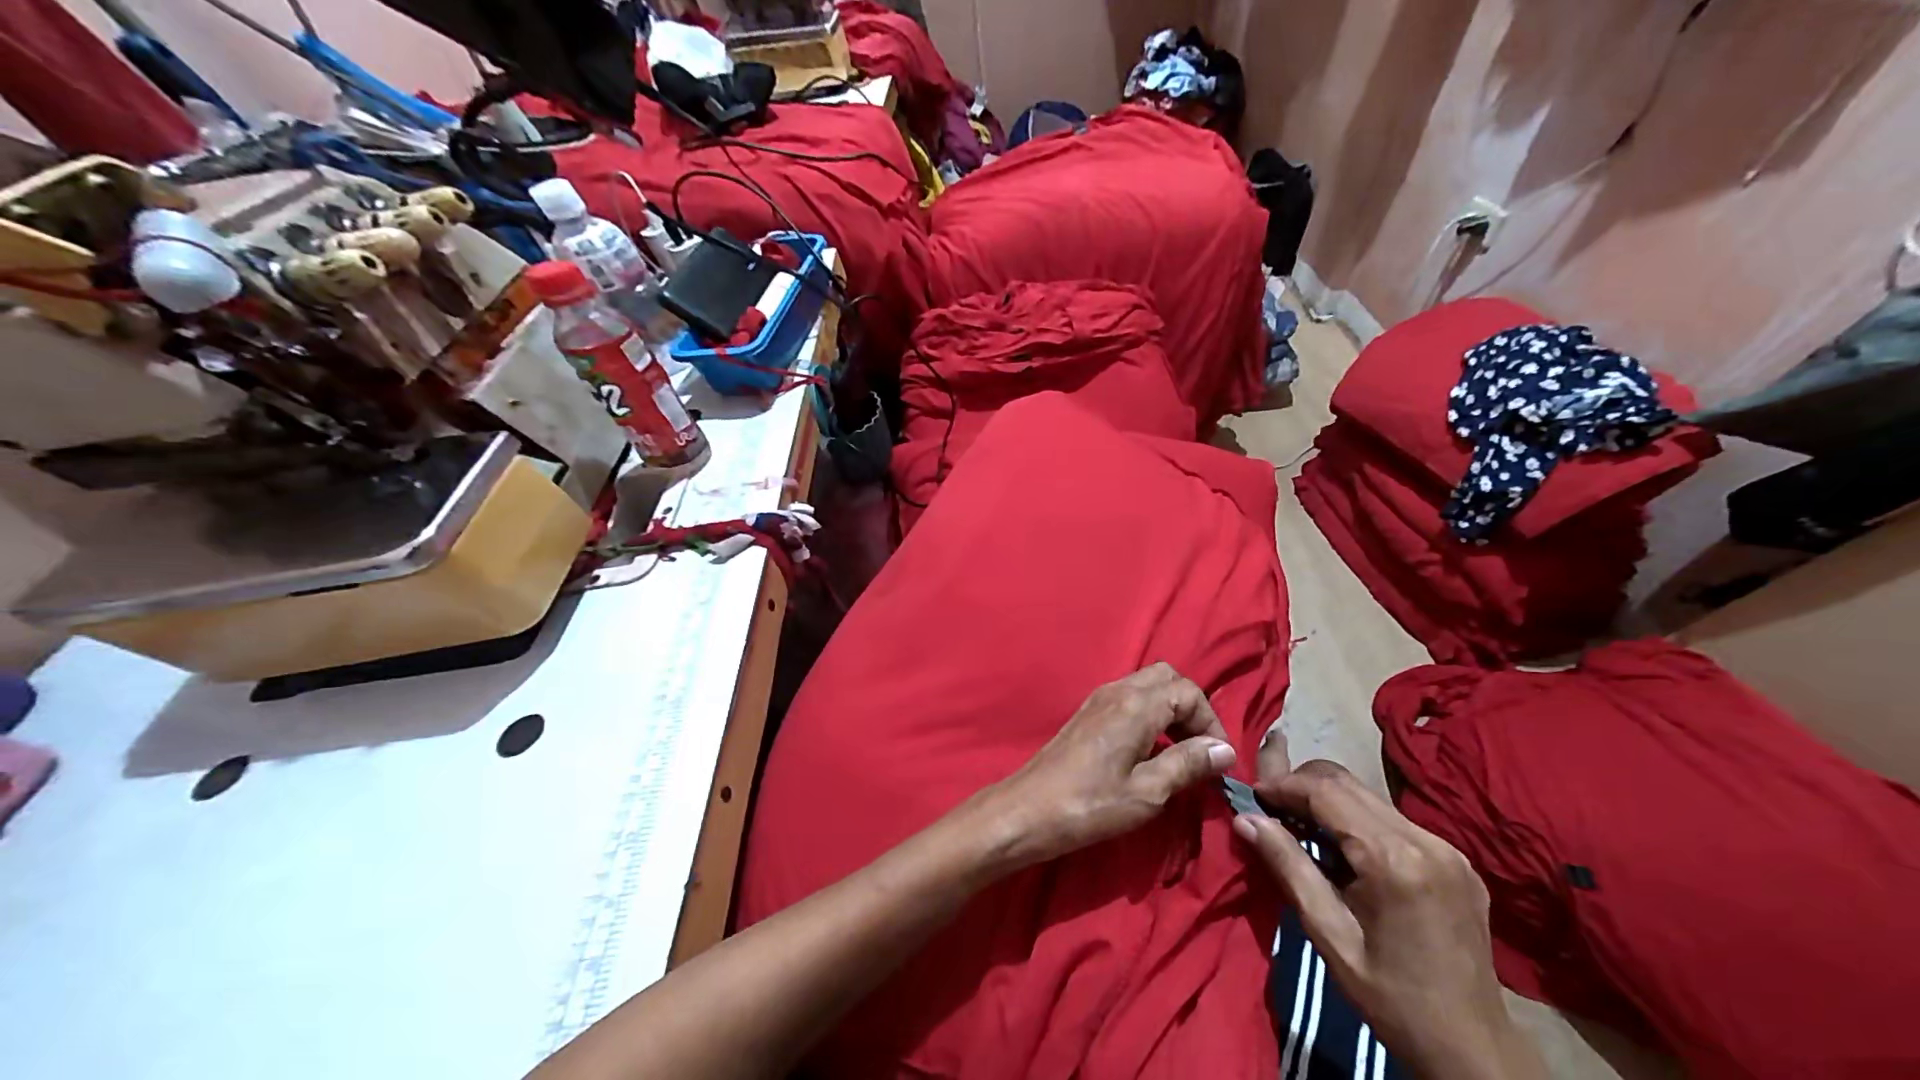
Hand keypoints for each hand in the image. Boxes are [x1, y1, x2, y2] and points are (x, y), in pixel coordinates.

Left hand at [970, 663, 1237, 870]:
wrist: (1027, 811)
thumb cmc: (1090, 805)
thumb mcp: (1147, 792)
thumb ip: (1187, 764)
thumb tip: (1224, 749)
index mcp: (1135, 705)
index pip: (1189, 691)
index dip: (1211, 722)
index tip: (1218, 760)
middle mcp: (1117, 691)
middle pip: (1168, 678)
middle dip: (1192, 708)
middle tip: (1200, 749)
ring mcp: (1098, 699)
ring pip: (1147, 685)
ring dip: (1170, 711)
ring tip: (1180, 754)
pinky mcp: (1087, 714)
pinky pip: (1129, 698)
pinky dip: (1149, 715)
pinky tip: (1150, 752)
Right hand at [1235, 748, 1543, 1079]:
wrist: (1473, 1048)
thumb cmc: (1391, 998)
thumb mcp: (1328, 934)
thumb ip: (1288, 867)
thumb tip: (1245, 819)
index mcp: (1395, 860)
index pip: (1326, 791)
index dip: (1283, 785)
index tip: (1252, 798)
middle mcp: (1426, 841)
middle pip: (1348, 783)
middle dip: (1301, 786)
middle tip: (1270, 810)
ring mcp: (1448, 848)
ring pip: (1369, 796)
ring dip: (1328, 801)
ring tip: (1299, 829)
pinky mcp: (1456, 859)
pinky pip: (1392, 819)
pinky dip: (1357, 820)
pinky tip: (1343, 851)